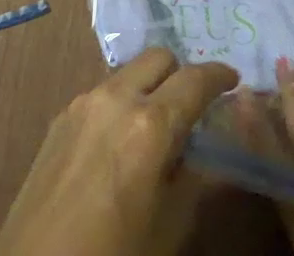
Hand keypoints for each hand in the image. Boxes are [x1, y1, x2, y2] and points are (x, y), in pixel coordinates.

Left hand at [0, 46, 238, 255]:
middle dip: (181, 72)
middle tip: (195, 104)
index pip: (195, 80)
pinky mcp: (60, 116)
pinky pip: (103, 93)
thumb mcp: (173, 221)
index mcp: (149, 124)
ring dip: (150, 86)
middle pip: (158, 57)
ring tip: (159, 125)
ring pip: (127, 73)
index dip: (219, 75)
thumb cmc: (117, 250)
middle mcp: (115, 98)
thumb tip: (206, 145)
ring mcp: (82, 103)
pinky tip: (123, 139)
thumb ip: (196, 174)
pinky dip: (123, 102)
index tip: (233, 79)